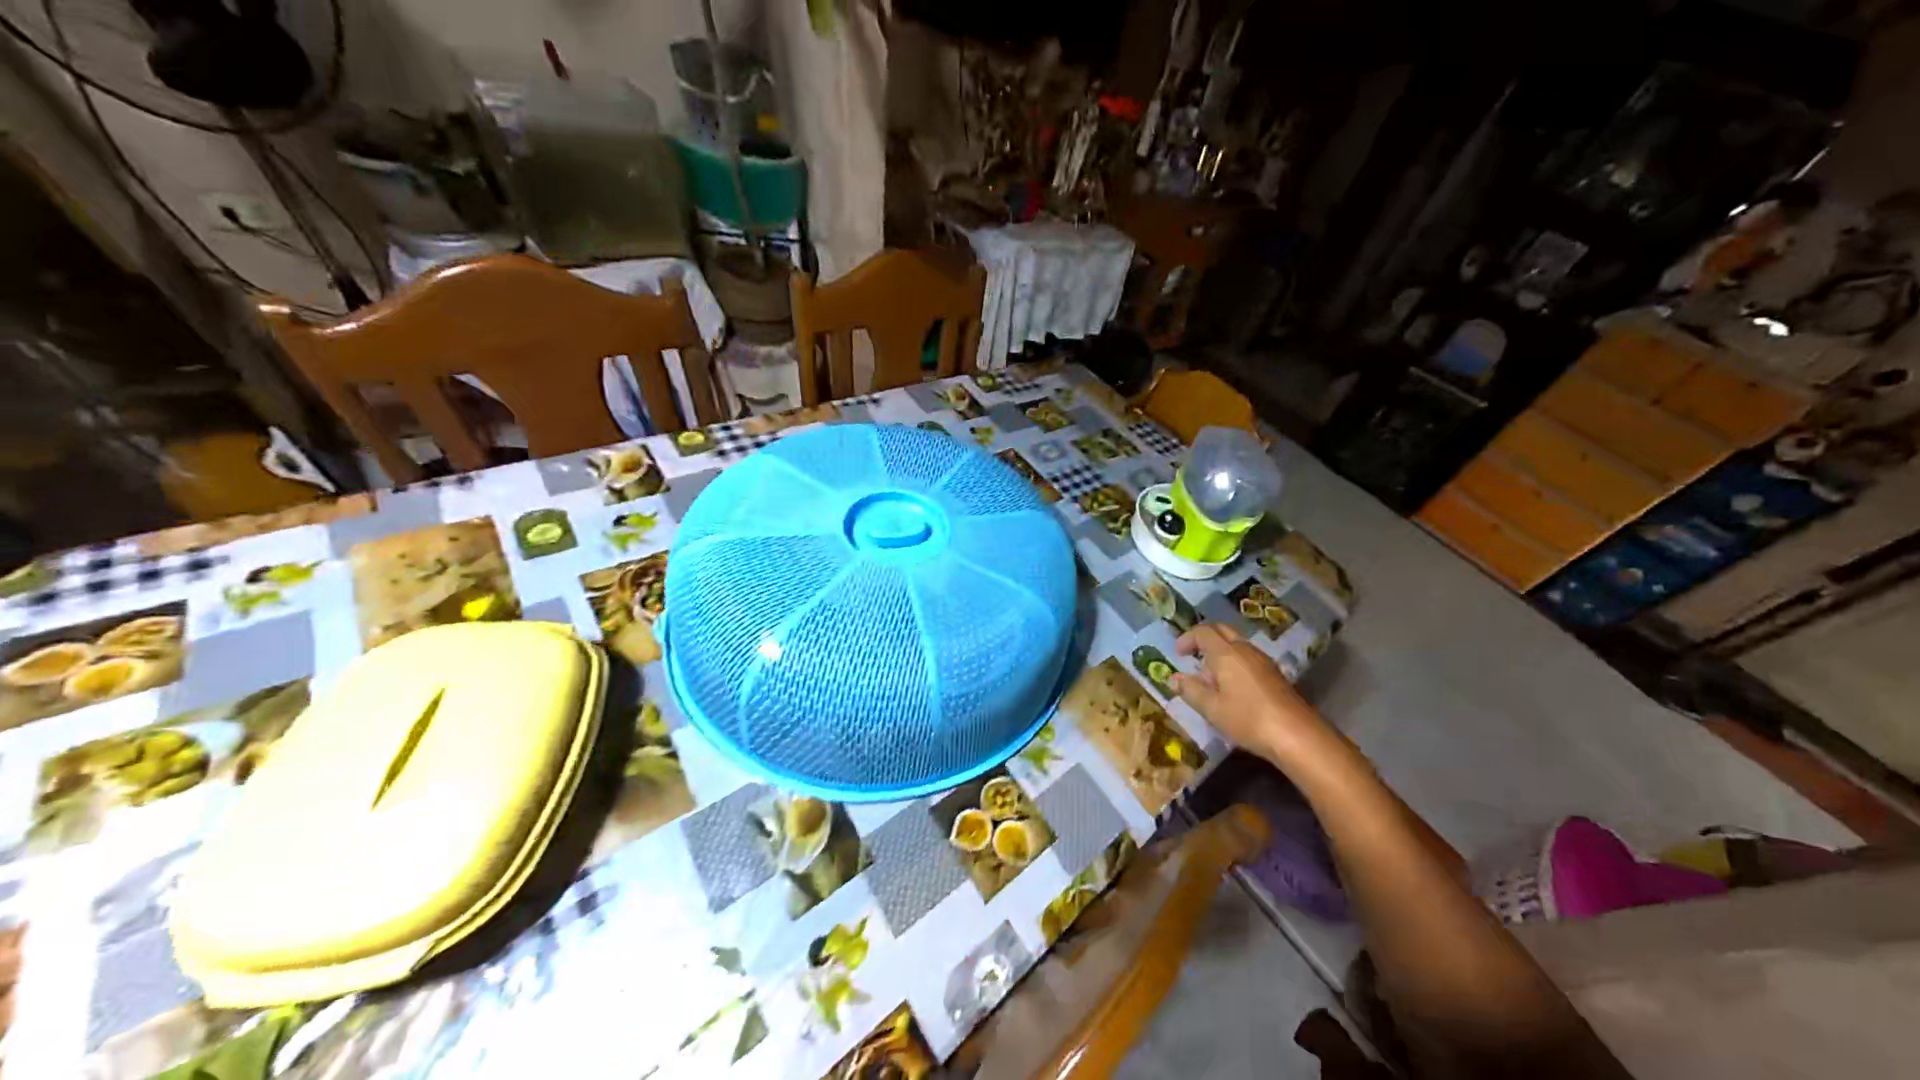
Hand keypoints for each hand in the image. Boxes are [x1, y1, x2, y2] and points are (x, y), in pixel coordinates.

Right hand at [1170, 623, 1351, 778]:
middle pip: (1222, 631)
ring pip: (1237, 643)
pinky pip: (1248, 657)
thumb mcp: (1212, 708)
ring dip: (1220, 651)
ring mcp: (1263, 661)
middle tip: (1192, 654)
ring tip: (1210, 676)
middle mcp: (1245, 650)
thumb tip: (1174, 678)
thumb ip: (1191, 690)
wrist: (1297, 735)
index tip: (1178, 654)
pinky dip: (1234, 662)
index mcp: (1226, 653)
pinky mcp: (1274, 674)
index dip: (1187, 639)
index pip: (1203, 632)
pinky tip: (1232, 687)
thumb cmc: (1248, 719)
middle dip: (1204, 638)